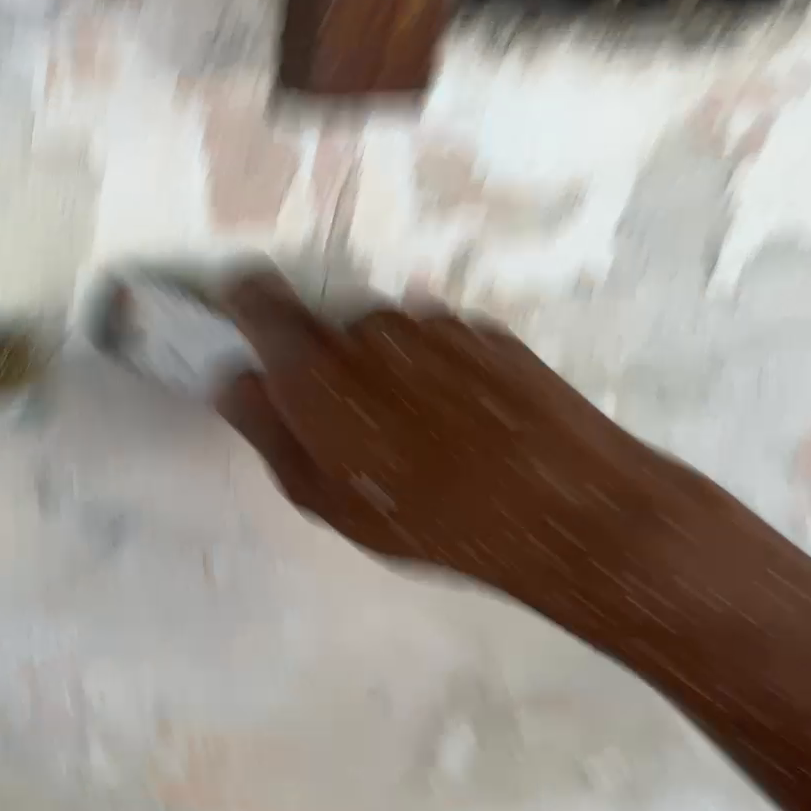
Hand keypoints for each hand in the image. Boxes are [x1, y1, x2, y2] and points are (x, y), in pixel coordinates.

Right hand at [213, 270, 750, 627]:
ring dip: (381, 370)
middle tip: (349, 426)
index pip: (255, 294)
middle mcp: (364, 327)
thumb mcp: (319, 496)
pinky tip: (464, 423)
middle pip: (321, 328)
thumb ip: (266, 429)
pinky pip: (433, 342)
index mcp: (311, 364)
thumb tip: (234, 381)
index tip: (245, 328)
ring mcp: (430, 324)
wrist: (575, 514)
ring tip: (417, 433)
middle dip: (323, 365)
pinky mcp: (486, 332)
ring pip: (380, 337)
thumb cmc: (424, 516)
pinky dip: (432, 370)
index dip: (242, 302)